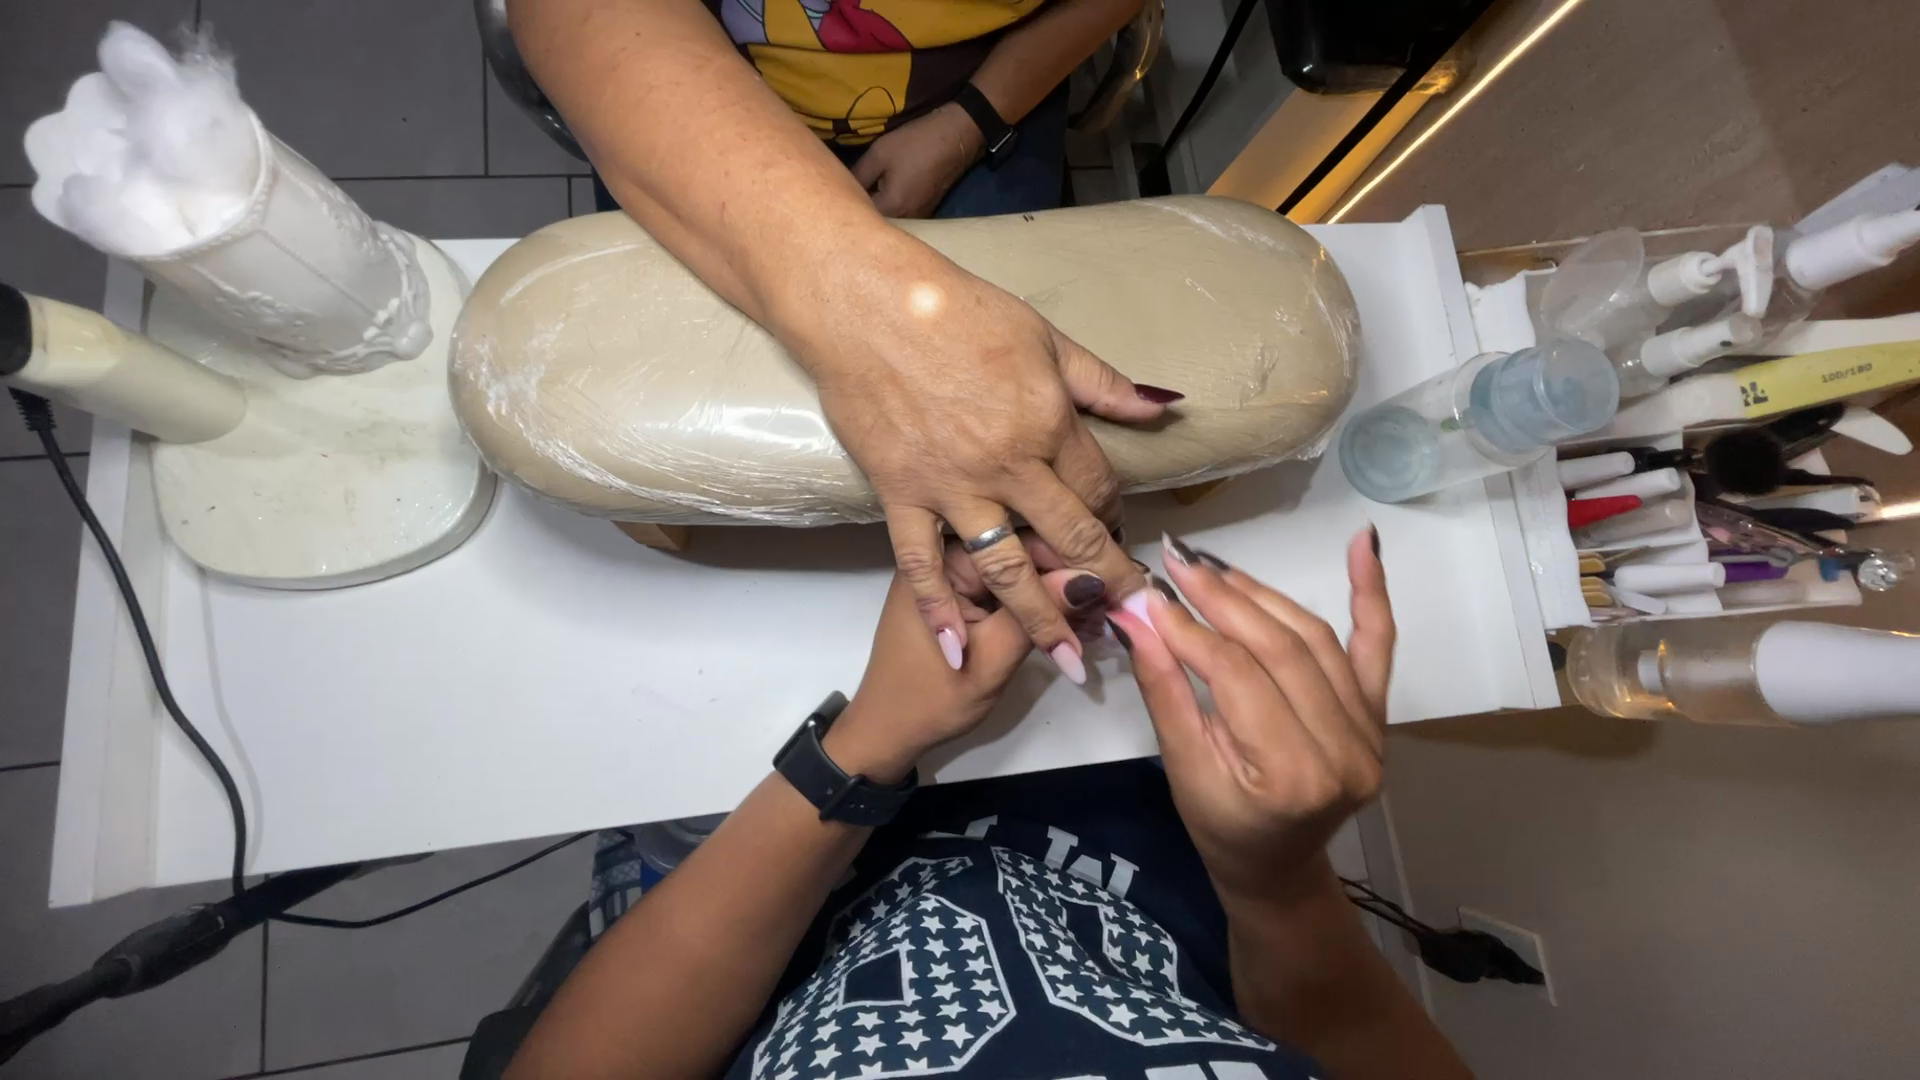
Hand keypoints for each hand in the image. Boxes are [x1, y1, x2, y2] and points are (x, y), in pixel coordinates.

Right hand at [782, 238, 1173, 685]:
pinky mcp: (902, 497)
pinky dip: (938, 608)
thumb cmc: (958, 313)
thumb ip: (1105, 382)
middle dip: (1104, 582)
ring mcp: (953, 488)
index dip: (1116, 517)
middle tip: (1129, 620)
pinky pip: (922, 563)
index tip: (1120, 537)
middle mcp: (1008, 466)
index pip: (1099, 488)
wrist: (867, 308)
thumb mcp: (1044, 337)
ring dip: (1041, 617)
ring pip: (1006, 566)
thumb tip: (1165, 408)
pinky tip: (956, 650)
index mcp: (1049, 423)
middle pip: (1069, 538)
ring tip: (1070, 660)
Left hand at [825, 534, 1114, 783]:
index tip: (1123, 584)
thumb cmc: (932, 698)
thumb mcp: (992, 659)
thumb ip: (1037, 616)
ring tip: (1107, 622)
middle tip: (1121, 606)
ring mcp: (958, 574)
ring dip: (1064, 598)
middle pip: (1027, 554)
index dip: (1077, 562)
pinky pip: (1012, 591)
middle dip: (1075, 582)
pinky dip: (1043, 608)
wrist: (888, 731)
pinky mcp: (966, 596)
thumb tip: (1092, 577)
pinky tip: (1080, 626)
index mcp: (947, 560)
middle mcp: (951, 553)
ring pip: (1025, 574)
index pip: (1024, 543)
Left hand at [851, 104, 981, 218]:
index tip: (838, 194)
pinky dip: (891, 209)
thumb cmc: (915, 143)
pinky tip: (884, 195)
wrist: (955, 138)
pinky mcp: (925, 213)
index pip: (862, 216)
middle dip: (862, 211)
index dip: (849, 206)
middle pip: (877, 223)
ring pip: (890, 221)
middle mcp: (908, 220)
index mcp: (893, 208)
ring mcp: (919, 219)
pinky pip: (902, 216)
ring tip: (864, 195)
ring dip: (877, 211)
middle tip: (848, 195)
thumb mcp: (879, 153)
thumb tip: (843, 188)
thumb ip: (858, 175)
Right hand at [1109, 529, 1394, 906]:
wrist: (1277, 865)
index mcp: (1292, 773)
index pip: (1234, 674)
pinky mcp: (1378, 713)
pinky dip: (1371, 592)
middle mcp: (1345, 748)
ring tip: (1213, 566)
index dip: (1188, 628)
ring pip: (1313, 636)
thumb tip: (1133, 614)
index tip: (1149, 594)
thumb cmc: (1220, 826)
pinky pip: (1377, 644)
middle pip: (1277, 647)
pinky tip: (1365, 543)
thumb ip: (1162, 686)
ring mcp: (1371, 729)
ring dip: (1262, 592)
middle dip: (1221, 597)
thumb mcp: (1180, 763)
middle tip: (1177, 562)